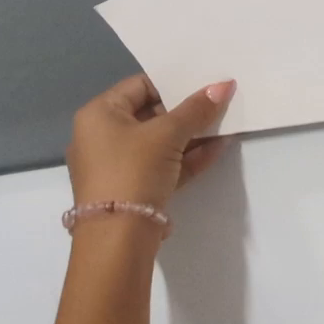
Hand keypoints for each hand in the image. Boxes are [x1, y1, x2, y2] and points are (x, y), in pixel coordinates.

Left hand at [67, 74, 235, 210]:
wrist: (117, 241)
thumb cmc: (133, 170)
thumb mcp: (167, 134)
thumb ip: (197, 109)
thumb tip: (224, 85)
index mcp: (99, 114)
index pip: (139, 86)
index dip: (173, 83)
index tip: (202, 82)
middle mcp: (102, 137)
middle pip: (150, 114)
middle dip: (186, 111)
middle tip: (217, 102)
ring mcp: (116, 166)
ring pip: (159, 143)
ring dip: (191, 135)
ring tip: (224, 124)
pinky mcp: (132, 191)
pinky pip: (161, 165)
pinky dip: (186, 158)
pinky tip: (217, 149)